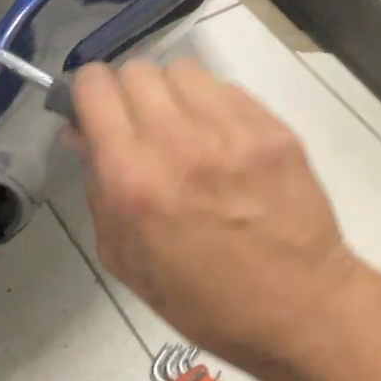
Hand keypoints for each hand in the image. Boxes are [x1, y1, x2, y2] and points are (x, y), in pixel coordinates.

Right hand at [71, 59, 367, 374]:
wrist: (299, 310)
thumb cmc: (199, 298)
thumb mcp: (122, 255)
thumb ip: (95, 186)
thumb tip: (80, 132)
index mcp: (131, 178)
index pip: (93, 87)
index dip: (85, 94)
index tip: (92, 113)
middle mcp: (177, 142)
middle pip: (135, 71)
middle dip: (125, 93)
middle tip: (136, 125)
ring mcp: (230, 131)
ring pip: (180, 70)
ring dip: (169, 93)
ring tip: (181, 127)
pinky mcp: (272, 128)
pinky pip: (224, 89)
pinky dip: (211, 105)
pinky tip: (219, 140)